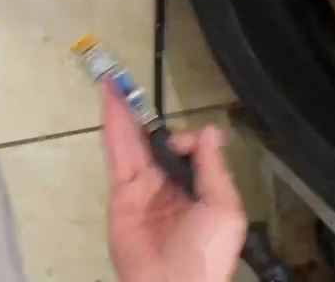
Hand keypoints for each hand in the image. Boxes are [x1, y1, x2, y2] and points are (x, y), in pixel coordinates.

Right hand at [100, 82, 247, 281]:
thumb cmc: (204, 252)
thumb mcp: (224, 212)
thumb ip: (214, 169)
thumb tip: (209, 130)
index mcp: (196, 190)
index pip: (185, 151)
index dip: (183, 139)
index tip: (182, 143)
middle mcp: (167, 183)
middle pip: (152, 140)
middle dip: (141, 114)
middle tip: (128, 84)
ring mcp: (142, 185)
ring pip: (131, 140)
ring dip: (122, 111)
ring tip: (113, 83)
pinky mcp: (121, 189)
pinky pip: (116, 152)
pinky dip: (112, 126)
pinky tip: (109, 104)